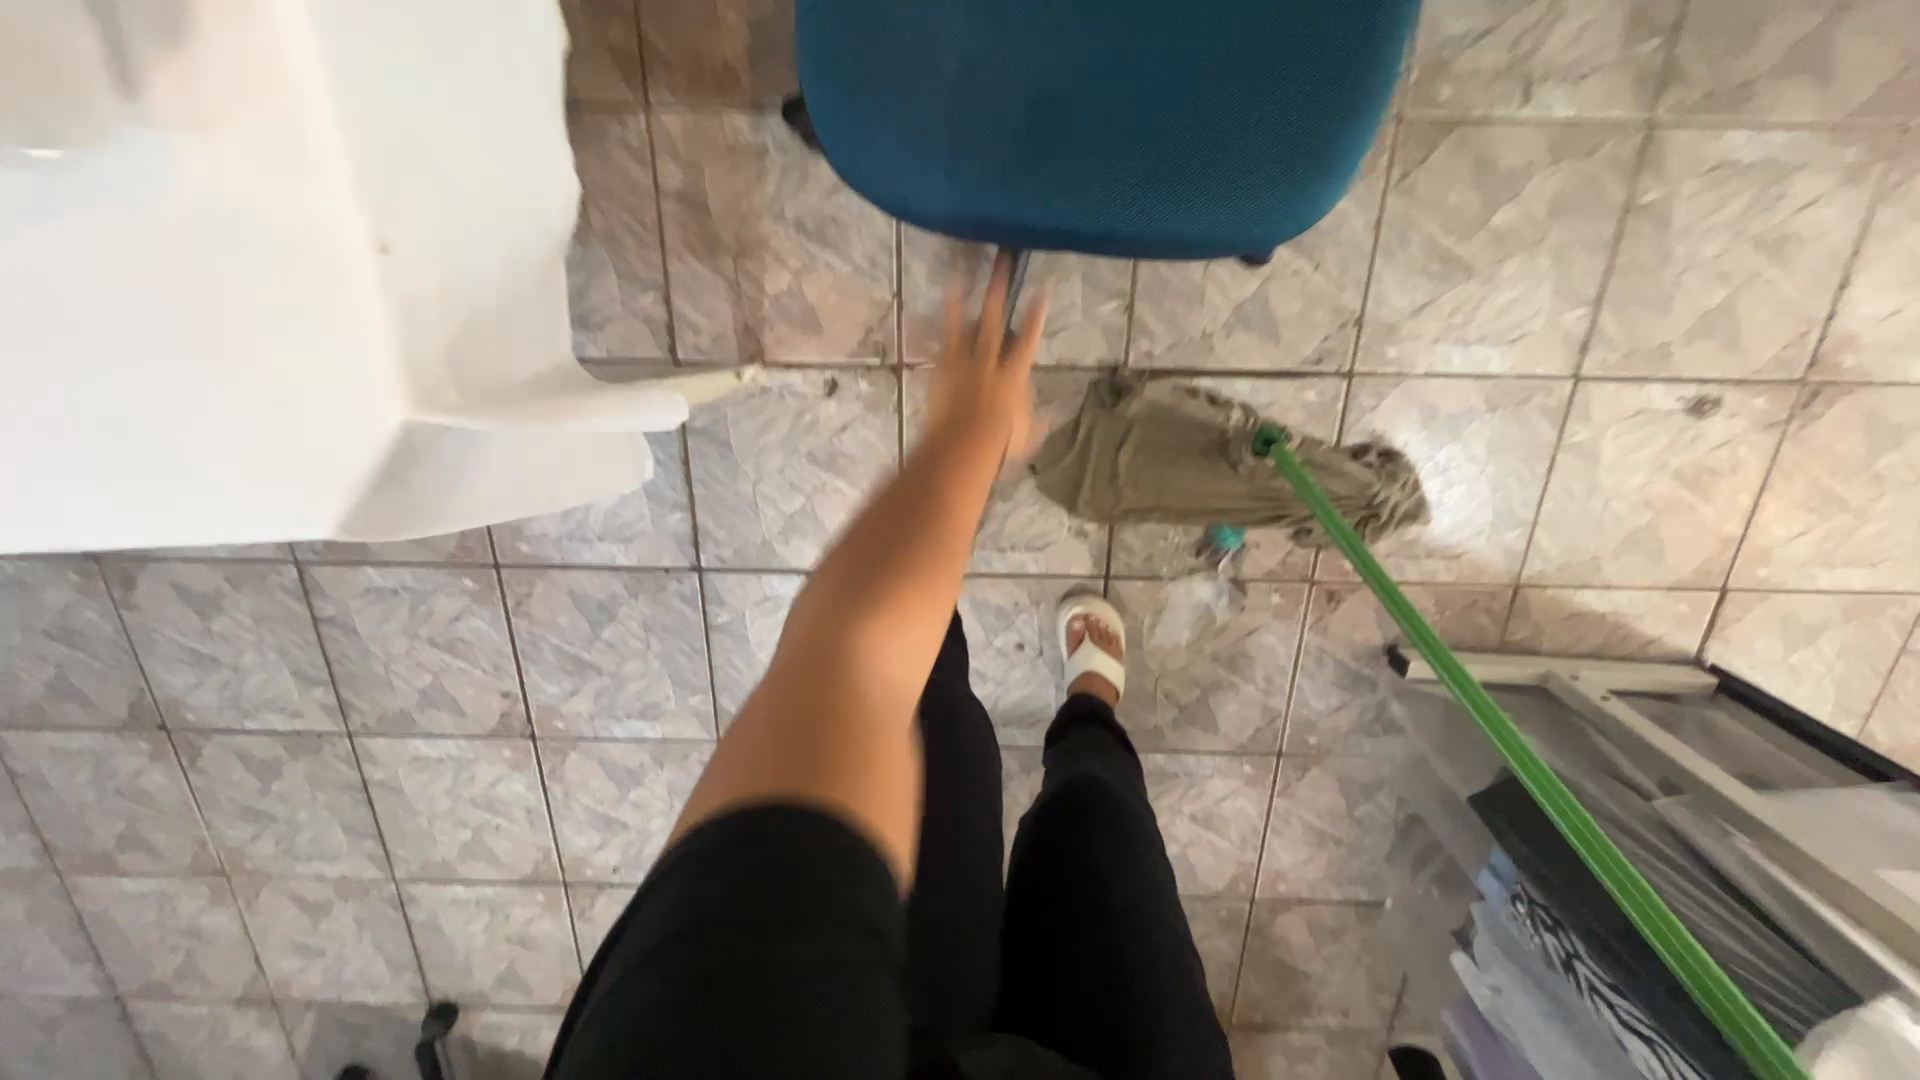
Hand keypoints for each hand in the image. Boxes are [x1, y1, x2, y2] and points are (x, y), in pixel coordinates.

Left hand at [927, 253, 1049, 458]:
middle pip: (993, 321)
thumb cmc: (997, 445)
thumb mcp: (1022, 437)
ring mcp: (961, 364)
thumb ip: (1034, 423)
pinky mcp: (939, 372)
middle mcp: (987, 363)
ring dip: (958, 299)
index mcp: (1013, 376)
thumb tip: (1048, 419)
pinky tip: (912, 318)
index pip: (1028, 339)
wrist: (963, 444)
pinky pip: (930, 348)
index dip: (1036, 314)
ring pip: (960, 326)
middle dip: (998, 290)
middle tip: (1001, 264)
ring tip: (956, 274)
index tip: (1042, 290)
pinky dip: (920, 333)